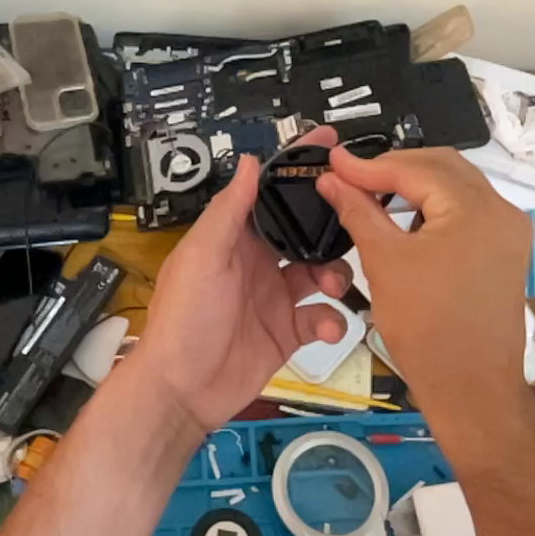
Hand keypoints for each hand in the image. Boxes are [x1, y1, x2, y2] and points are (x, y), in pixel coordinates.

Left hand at [132, 126, 351, 431]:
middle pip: (305, 234)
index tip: (328, 145)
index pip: (270, 195)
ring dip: (336, 274)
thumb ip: (229, 211)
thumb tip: (249, 163)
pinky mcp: (287, 331)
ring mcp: (275, 298)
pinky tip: (326, 325)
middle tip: (352, 224)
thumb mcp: (203, 257)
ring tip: (332, 284)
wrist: (182, 390)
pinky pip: (321, 317)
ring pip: (321, 272)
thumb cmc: (182, 320)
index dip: (298, 171)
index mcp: (234, 239)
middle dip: (330, 229)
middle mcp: (258, 263)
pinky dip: (332, 319)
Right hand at [315, 146, 530, 412]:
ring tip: (373, 196)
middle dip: (393, 169)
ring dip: (414, 186)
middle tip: (351, 177)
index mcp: (475, 209)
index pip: (415, 169)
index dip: (368, 165)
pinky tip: (405, 220)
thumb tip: (333, 180)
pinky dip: (433, 208)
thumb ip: (357, 210)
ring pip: (455, 187)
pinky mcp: (504, 251)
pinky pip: (466, 212)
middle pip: (441, 167)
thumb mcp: (383, 262)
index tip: (333, 163)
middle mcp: (501, 211)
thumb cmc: (426, 328)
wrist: (470, 388)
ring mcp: (508, 232)